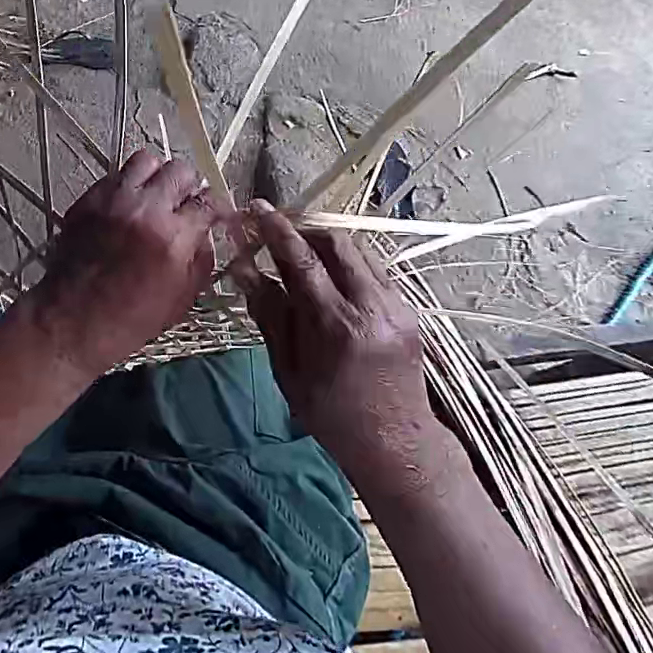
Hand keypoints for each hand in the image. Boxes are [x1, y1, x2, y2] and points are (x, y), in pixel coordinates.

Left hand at [17, 151, 218, 378]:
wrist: (70, 323)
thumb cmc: (129, 320)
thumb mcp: (182, 299)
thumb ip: (202, 259)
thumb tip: (206, 234)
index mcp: (173, 237)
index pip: (207, 201)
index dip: (217, 206)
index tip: (215, 213)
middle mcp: (145, 209)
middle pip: (180, 170)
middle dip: (189, 186)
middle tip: (185, 203)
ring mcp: (113, 200)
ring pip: (146, 161)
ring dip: (157, 176)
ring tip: (156, 196)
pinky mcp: (88, 200)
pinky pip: (116, 175)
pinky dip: (128, 186)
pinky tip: (128, 207)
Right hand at [231, 202, 441, 490]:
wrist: (395, 443)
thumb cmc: (331, 414)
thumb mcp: (289, 370)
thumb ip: (270, 314)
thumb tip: (244, 269)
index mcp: (336, 326)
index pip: (303, 260)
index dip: (277, 230)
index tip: (256, 209)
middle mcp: (371, 306)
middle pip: (336, 243)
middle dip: (303, 230)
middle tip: (278, 234)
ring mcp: (396, 305)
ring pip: (358, 251)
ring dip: (326, 245)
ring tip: (301, 255)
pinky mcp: (408, 309)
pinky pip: (374, 270)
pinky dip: (347, 264)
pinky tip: (331, 279)